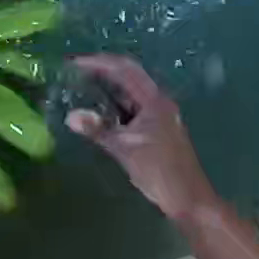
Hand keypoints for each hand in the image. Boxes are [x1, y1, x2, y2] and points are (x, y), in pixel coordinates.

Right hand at [66, 55, 220, 222]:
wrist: (187, 196)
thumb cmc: (159, 170)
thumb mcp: (125, 149)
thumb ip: (98, 130)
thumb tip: (71, 116)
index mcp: (154, 99)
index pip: (125, 69)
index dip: (99, 62)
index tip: (75, 62)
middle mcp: (158, 100)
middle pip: (128, 75)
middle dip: (102, 69)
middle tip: (75, 69)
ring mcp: (158, 113)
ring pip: (130, 91)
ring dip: (108, 86)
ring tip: (81, 84)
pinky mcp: (155, 126)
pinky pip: (132, 106)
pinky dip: (114, 103)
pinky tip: (98, 108)